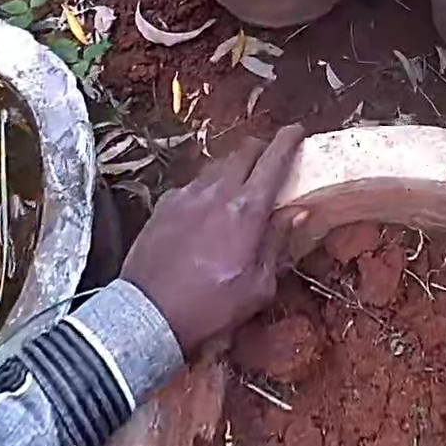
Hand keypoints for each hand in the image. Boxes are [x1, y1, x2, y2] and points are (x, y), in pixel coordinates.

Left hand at [120, 124, 307, 352]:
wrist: (148, 315)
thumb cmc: (210, 306)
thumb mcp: (258, 285)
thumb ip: (278, 241)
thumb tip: (297, 211)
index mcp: (247, 209)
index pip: (273, 159)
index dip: (288, 139)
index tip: (298, 130)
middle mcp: (218, 191)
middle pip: (245, 150)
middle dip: (261, 148)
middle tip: (270, 160)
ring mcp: (188, 193)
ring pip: (218, 165)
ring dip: (234, 169)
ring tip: (238, 188)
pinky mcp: (165, 203)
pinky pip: (193, 185)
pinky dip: (206, 190)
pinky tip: (205, 212)